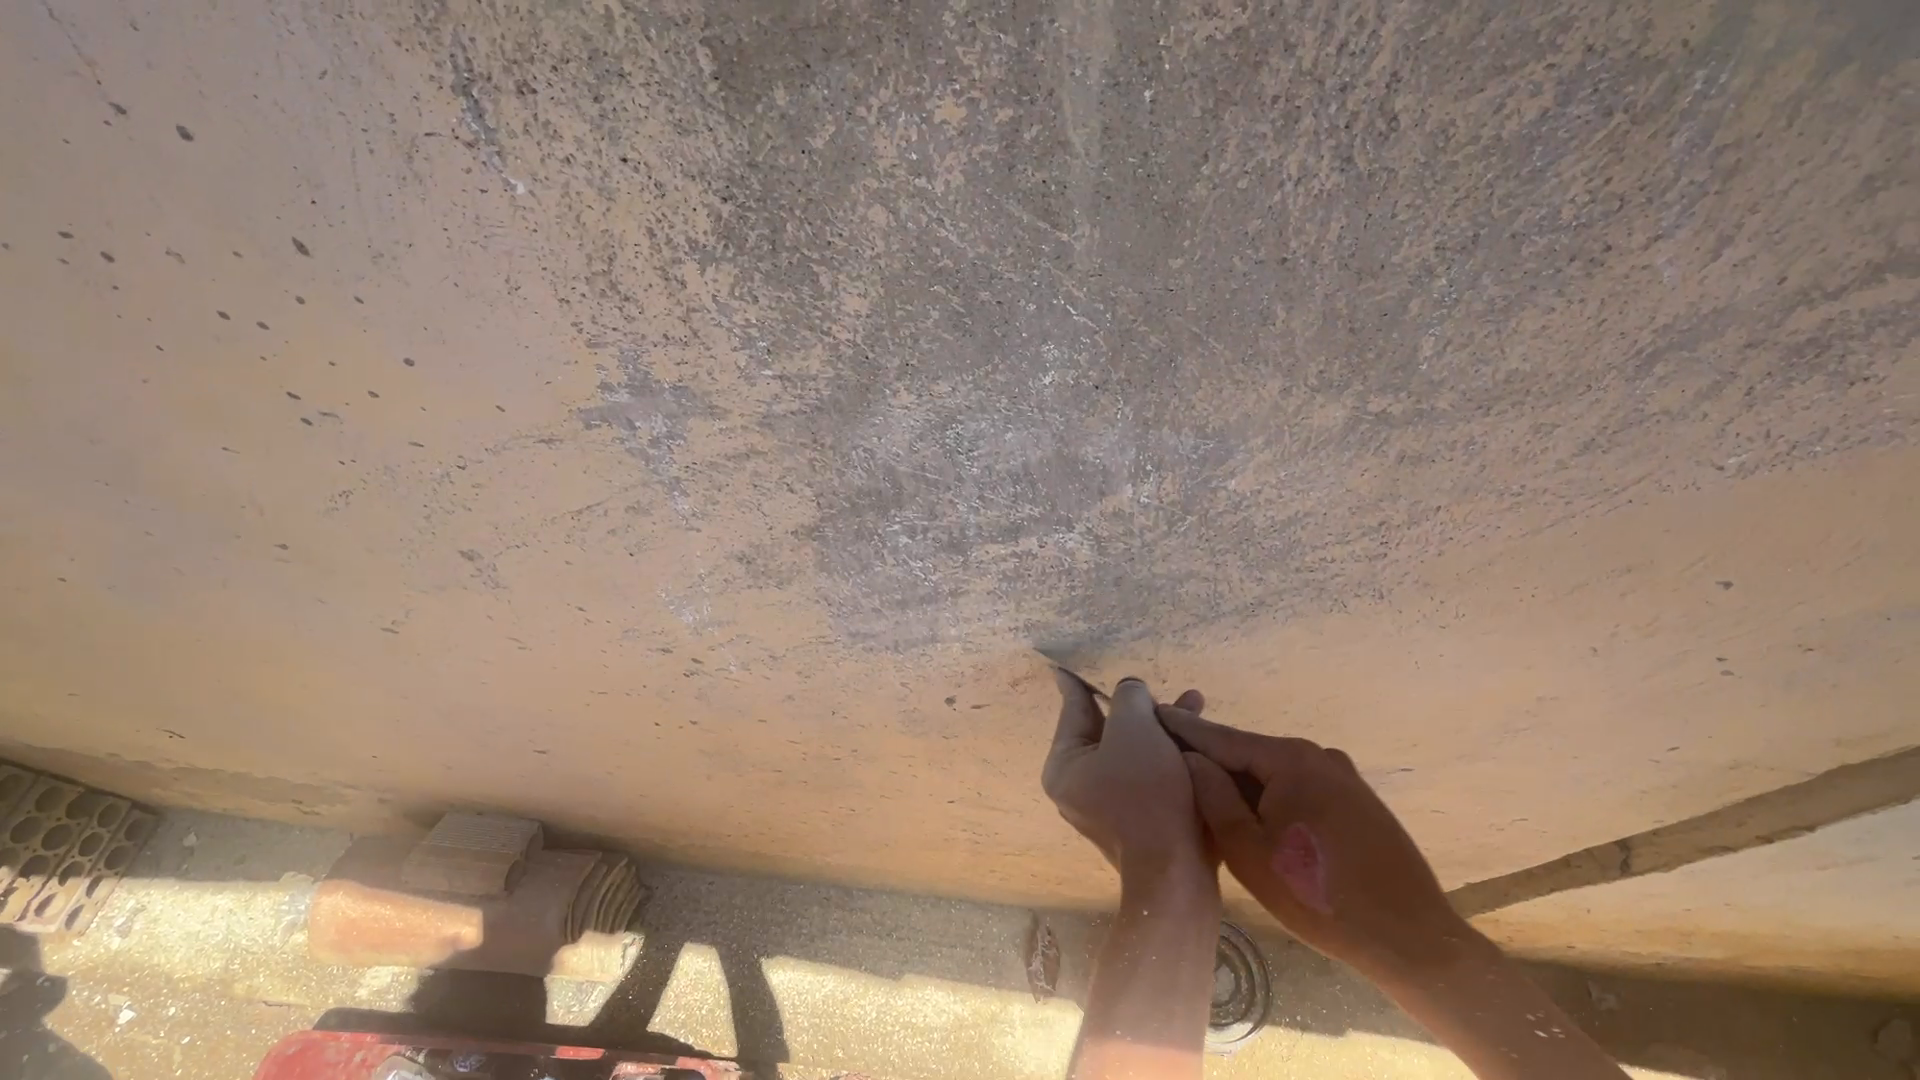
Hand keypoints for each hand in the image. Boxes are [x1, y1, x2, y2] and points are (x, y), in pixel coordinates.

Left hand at [1042, 673, 1208, 878]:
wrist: (1177, 872)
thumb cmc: (1146, 792)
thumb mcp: (1135, 728)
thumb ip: (1129, 697)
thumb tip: (1130, 691)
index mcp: (1064, 766)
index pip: (1074, 710)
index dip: (1078, 682)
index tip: (1066, 667)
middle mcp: (1080, 787)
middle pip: (1110, 730)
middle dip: (1141, 706)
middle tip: (1159, 684)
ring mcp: (1110, 807)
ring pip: (1137, 751)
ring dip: (1164, 727)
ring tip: (1195, 700)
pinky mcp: (1141, 821)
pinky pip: (1152, 775)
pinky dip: (1171, 754)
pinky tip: (1198, 737)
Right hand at [1158, 707, 1483, 984]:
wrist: (1410, 938)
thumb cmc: (1317, 896)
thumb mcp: (1248, 851)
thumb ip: (1214, 797)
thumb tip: (1191, 759)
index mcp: (1290, 760)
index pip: (1222, 737)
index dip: (1185, 728)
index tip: (1154, 712)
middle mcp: (1318, 756)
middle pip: (1249, 754)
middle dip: (1213, 761)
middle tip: (1173, 769)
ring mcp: (1344, 777)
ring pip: (1276, 774)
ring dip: (1244, 785)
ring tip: (1209, 801)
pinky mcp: (1359, 802)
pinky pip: (1300, 789)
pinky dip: (1273, 798)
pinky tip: (1258, 822)